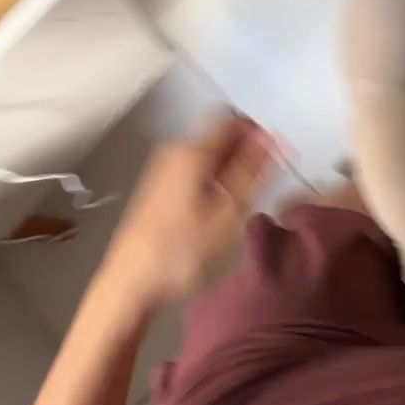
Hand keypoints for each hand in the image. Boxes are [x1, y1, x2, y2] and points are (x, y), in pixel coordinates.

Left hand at [99, 111, 279, 308]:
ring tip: (237, 207)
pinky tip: (215, 215)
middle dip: (243, 156)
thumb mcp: (228, 212)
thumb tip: (274, 137)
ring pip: (208, 156)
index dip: (257, 135)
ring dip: (228, 172)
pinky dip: (212, 183)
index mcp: (193, 149)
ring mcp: (163, 169)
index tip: (270, 165)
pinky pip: (195, 171)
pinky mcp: (158, 188)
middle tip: (256, 191)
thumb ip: (253, 171)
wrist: (129, 284)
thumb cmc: (183, 250)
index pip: (234, 119)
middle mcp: (176, 150)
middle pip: (220, 135)